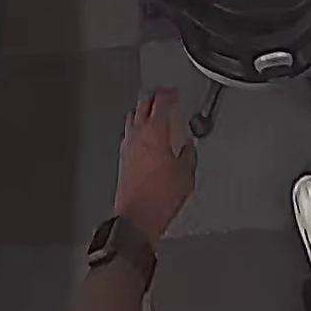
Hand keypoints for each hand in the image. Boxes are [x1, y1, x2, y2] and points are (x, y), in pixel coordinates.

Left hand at [112, 89, 197, 242]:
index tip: (174, 92)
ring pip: (134, 115)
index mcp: (155, 133)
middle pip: (144, 104)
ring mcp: (128, 144)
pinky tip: (142, 134)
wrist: (137, 218)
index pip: (161, 102)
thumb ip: (188, 155)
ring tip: (153, 111)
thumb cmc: (159, 199)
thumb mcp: (186, 175)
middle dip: (155, 96)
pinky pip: (129, 131)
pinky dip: (137, 126)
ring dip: (144, 109)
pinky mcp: (123, 155)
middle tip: (164, 96)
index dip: (169, 94)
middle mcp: (138, 134)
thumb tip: (188, 148)